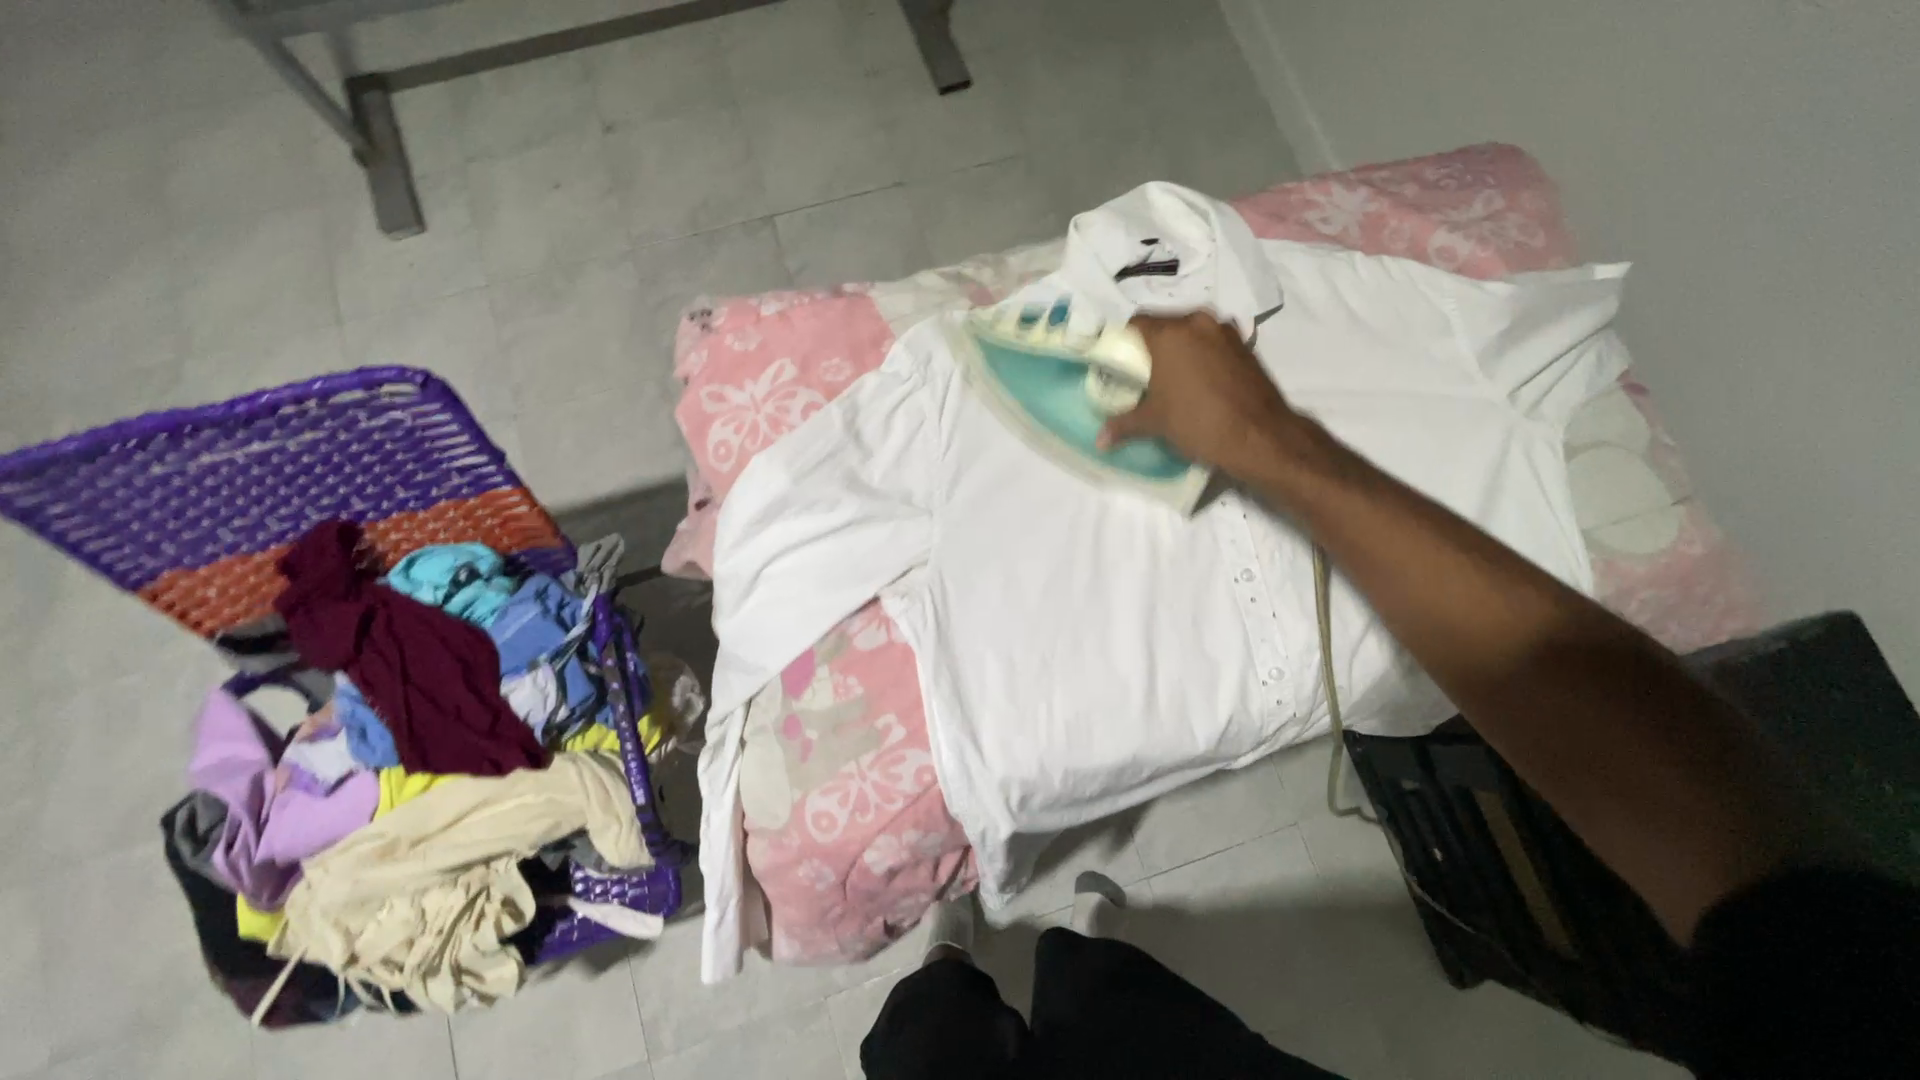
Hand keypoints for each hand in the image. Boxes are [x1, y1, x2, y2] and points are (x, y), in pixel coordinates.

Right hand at [1098, 311, 1314, 479]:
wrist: (1260, 436)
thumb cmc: (1198, 422)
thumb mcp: (1155, 423)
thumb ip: (1124, 424)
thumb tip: (1100, 440)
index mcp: (1171, 333)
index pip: (1137, 322)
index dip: (1125, 339)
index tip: (1120, 359)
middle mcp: (1199, 323)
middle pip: (1166, 324)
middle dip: (1153, 345)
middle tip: (1144, 372)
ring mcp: (1227, 332)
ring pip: (1193, 333)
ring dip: (1182, 349)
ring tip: (1173, 378)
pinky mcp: (1246, 347)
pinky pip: (1214, 344)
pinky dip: (1204, 356)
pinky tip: (1201, 382)